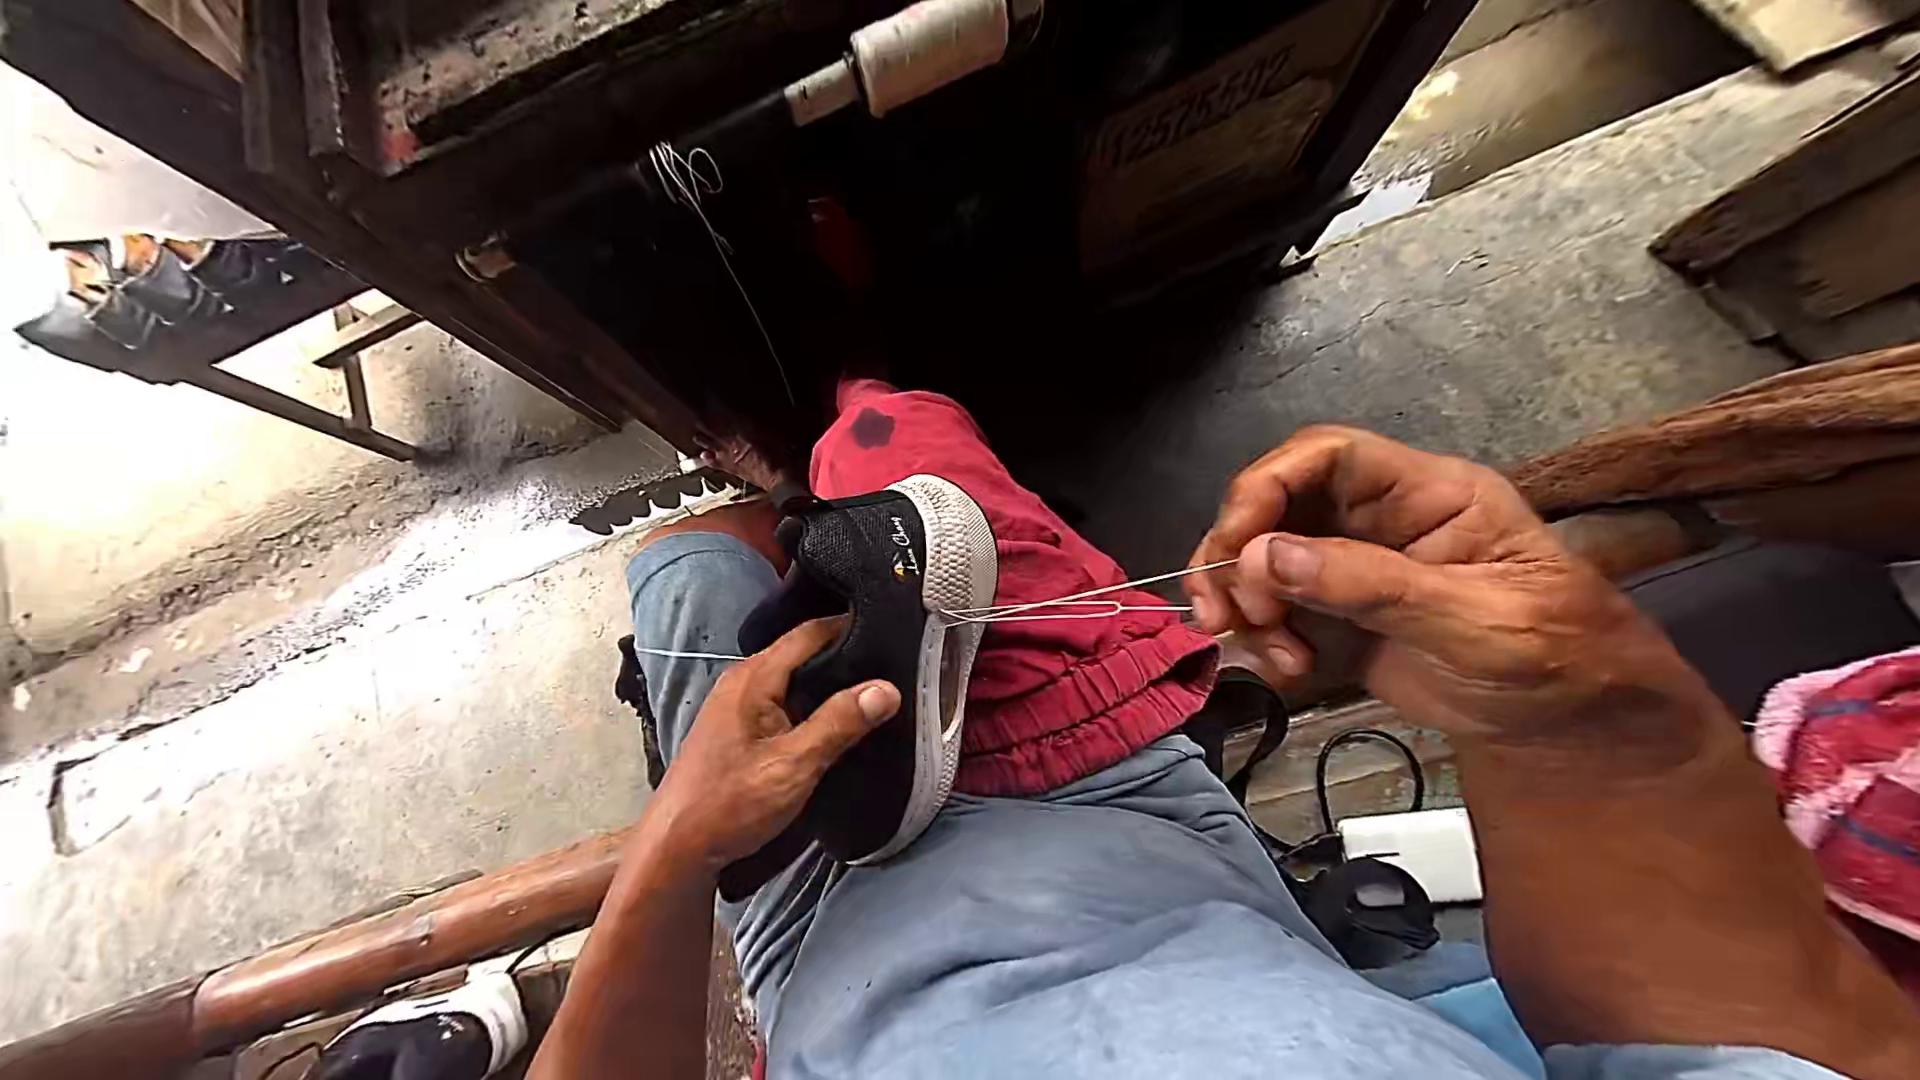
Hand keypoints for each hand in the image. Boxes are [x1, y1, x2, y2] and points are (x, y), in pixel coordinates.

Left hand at [641, 616, 900, 870]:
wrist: (674, 852)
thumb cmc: (731, 804)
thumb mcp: (794, 764)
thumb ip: (840, 722)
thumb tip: (888, 688)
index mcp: (754, 676)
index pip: (811, 632)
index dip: (850, 626)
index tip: (890, 631)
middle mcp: (744, 679)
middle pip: (802, 650)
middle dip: (844, 652)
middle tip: (890, 661)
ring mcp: (738, 702)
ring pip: (794, 675)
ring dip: (829, 678)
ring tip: (873, 686)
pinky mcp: (738, 726)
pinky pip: (784, 696)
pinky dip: (812, 698)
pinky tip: (836, 717)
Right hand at [1186, 426, 1724, 757]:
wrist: (1561, 729)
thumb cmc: (1554, 662)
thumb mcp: (1478, 623)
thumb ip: (1372, 585)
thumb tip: (1261, 555)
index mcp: (1422, 494)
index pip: (1326, 454)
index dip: (1266, 484)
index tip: (1236, 546)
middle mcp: (1369, 516)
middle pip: (1270, 503)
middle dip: (1234, 555)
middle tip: (1229, 613)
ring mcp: (1340, 562)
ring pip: (1253, 554)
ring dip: (1236, 599)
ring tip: (1261, 646)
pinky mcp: (1321, 606)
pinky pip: (1261, 603)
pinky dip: (1255, 634)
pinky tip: (1286, 667)